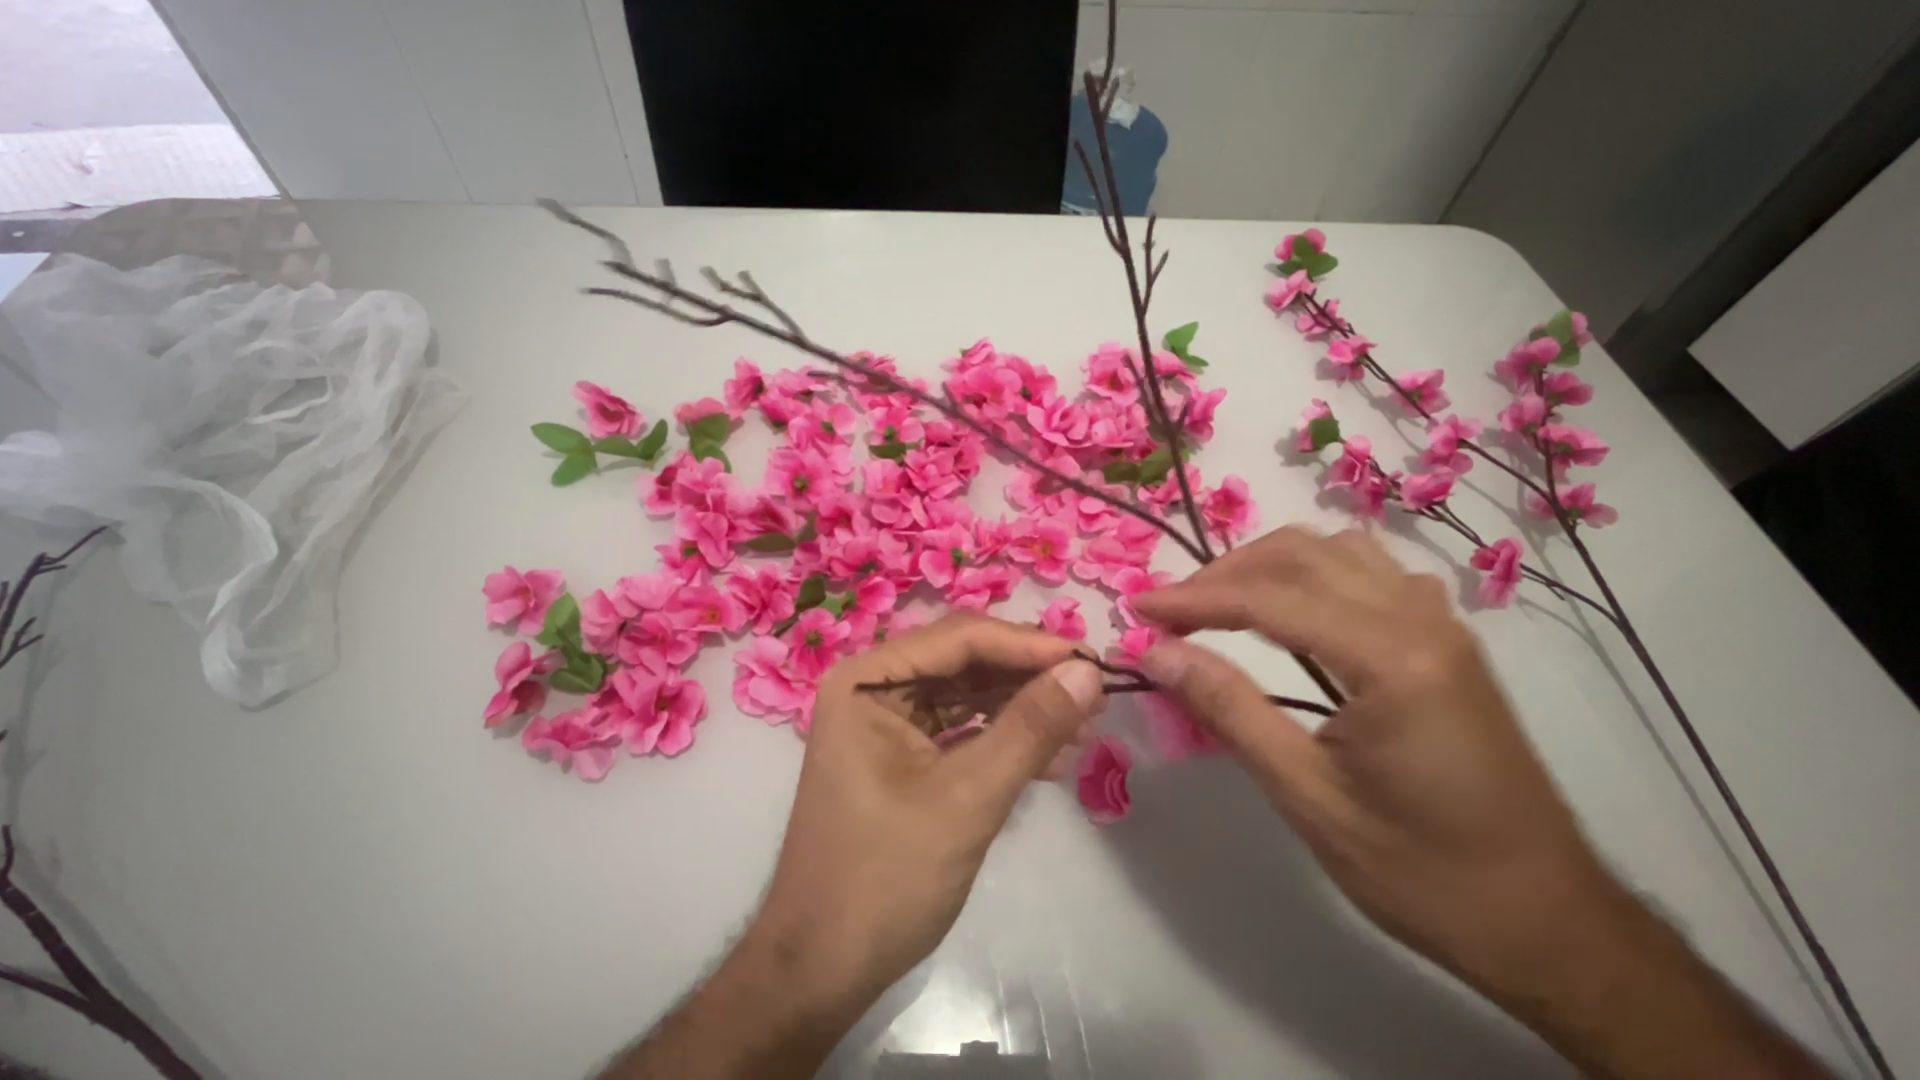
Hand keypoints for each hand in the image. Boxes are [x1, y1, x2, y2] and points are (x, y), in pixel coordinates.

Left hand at [751, 614, 1104, 1007]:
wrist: (823, 967)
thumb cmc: (886, 878)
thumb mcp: (968, 798)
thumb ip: (1030, 728)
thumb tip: (1088, 671)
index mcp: (867, 681)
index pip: (961, 638)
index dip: (1031, 645)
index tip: (1093, 662)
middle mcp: (870, 690)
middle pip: (964, 661)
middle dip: (1029, 676)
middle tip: (1095, 694)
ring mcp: (883, 727)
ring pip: (966, 697)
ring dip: (1022, 709)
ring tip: (1085, 727)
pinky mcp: (898, 762)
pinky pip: (958, 732)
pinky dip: (1003, 740)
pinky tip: (1051, 757)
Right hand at [1133, 527, 1831, 1079]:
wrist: (1541, 916)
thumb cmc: (1418, 869)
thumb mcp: (1307, 795)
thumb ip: (1229, 709)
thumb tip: (1156, 652)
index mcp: (1391, 657)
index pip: (1270, 596)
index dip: (1194, 598)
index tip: (1137, 611)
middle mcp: (1422, 620)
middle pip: (1304, 554)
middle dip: (1226, 573)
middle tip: (1170, 612)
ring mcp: (1444, 626)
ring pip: (1343, 553)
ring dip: (1272, 566)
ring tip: (1220, 605)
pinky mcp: (1450, 643)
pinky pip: (1376, 575)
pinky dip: (1320, 575)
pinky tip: (1297, 614)